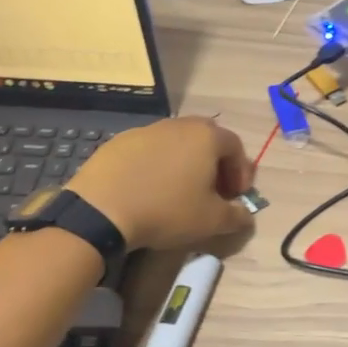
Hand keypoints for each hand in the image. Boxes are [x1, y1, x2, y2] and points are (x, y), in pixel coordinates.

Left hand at [64, 117, 253, 251]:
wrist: (101, 210)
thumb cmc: (167, 210)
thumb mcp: (212, 221)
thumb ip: (237, 216)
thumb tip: (246, 215)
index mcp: (206, 137)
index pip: (235, 147)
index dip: (241, 172)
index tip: (236, 196)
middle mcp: (178, 125)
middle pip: (206, 139)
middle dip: (215, 163)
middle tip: (212, 190)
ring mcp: (145, 130)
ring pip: (176, 143)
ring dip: (185, 163)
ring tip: (179, 191)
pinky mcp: (118, 142)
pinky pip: (148, 151)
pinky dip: (157, 165)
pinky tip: (149, 190)